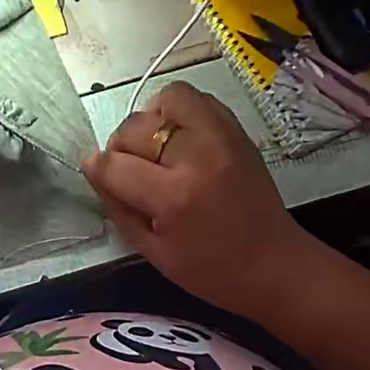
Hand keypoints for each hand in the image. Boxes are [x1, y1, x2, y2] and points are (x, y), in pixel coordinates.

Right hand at [82, 83, 328, 314]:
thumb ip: (118, 207)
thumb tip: (95, 170)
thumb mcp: (152, 251)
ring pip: (168, 98)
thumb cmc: (210, 271)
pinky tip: (179, 139)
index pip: (114, 164)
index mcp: (174, 196)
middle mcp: (197, 156)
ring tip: (156, 147)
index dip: (96, 168)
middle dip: (121, 147)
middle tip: (130, 168)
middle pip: (135, 127)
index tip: (95, 171)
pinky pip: (198, 99)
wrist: (274, 265)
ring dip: (151, 119)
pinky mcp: (238, 131)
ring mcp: (222, 137)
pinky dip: (180, 112)